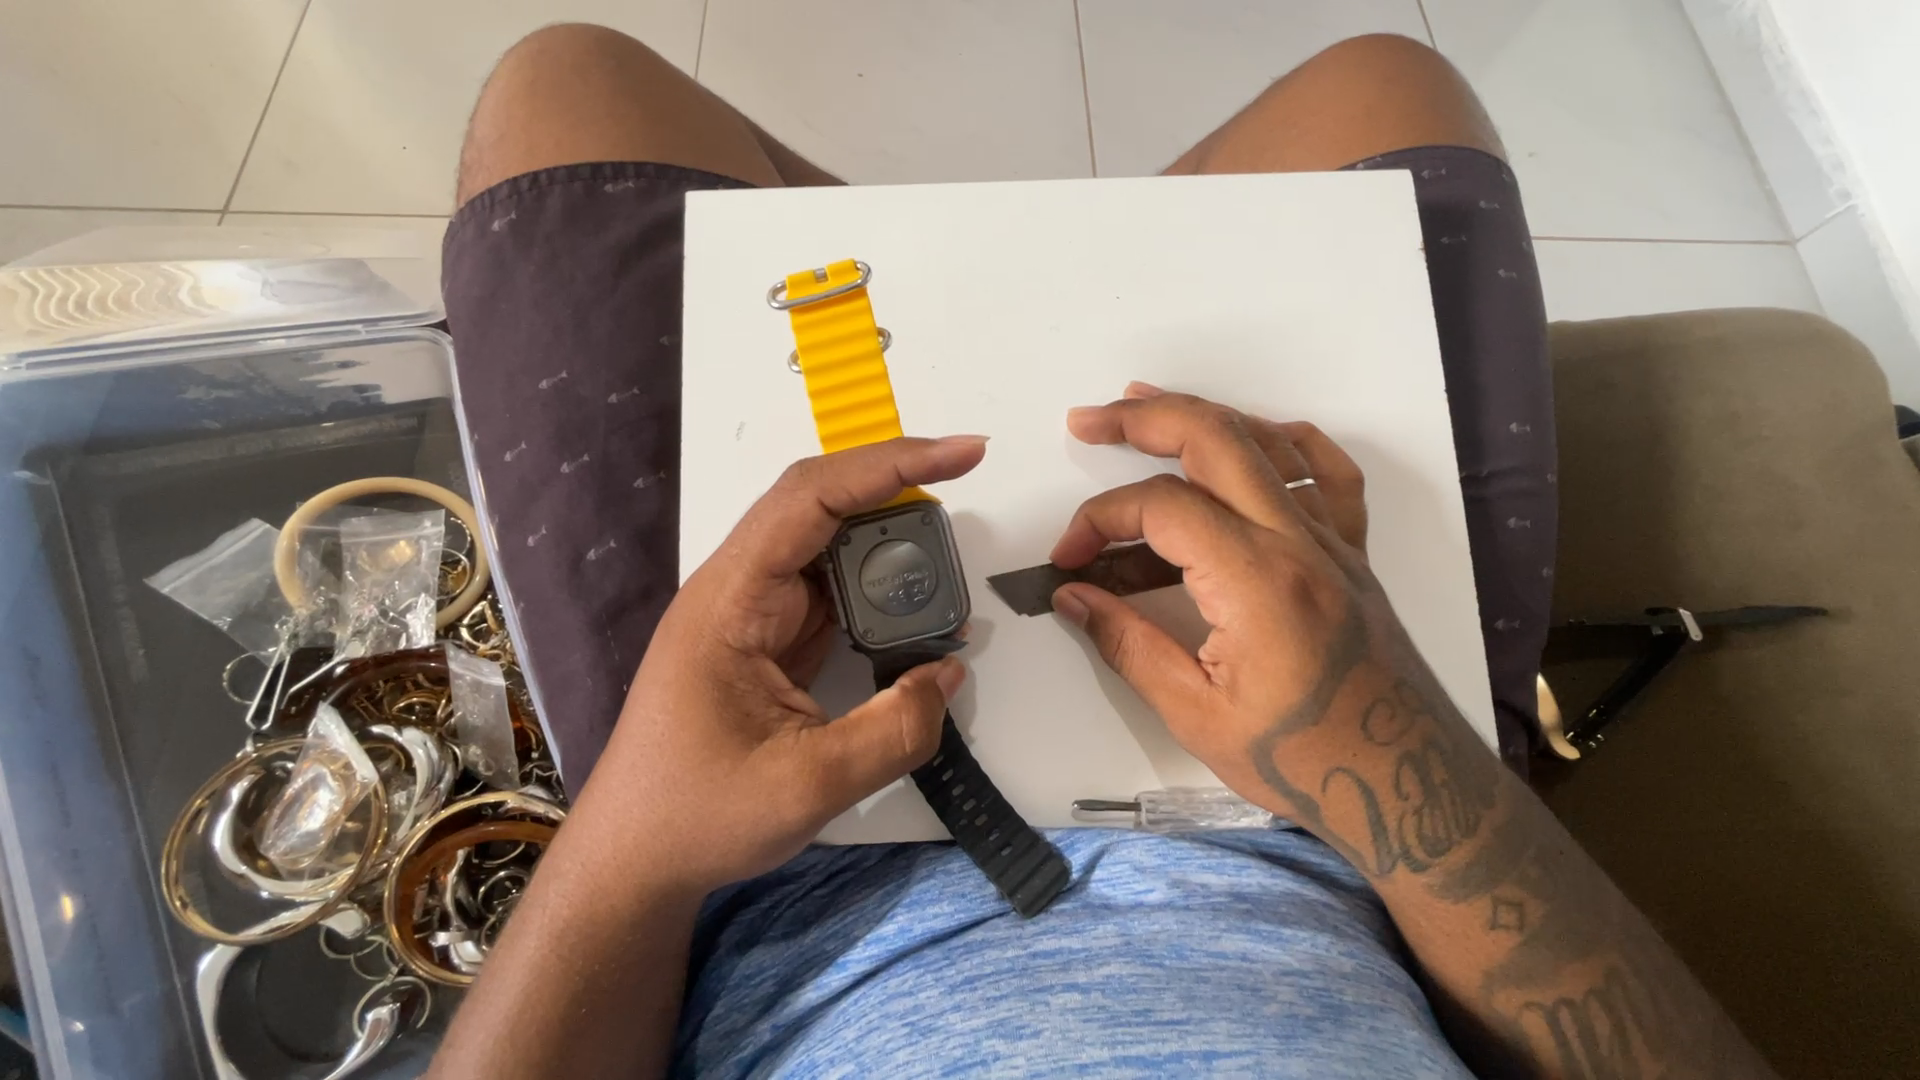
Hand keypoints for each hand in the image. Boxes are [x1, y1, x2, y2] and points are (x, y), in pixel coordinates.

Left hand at [581, 436, 983, 893]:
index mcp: (731, 601)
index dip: (890, 466)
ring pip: (830, 548)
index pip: (811, 499)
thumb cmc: (697, 818)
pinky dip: (880, 593)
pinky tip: (915, 612)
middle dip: (897, 493)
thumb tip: (949, 672)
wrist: (633, 861)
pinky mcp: (769, 642)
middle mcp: (739, 590)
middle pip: (821, 508)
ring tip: (948, 565)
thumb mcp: (808, 785)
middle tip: (966, 497)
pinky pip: (832, 595)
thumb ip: (894, 729)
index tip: (962, 455)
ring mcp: (754, 615)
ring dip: (891, 546)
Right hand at [1049, 384, 1496, 861]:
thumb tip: (1070, 594)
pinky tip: (1256, 436)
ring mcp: (1332, 540)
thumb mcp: (1195, 713)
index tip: (1067, 559)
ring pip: (1266, 443)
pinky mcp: (1351, 552)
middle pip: (1216, 440)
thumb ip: (1126, 642)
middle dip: (1142, 419)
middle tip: (1087, 420)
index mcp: (1256, 580)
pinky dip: (1287, 441)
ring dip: (1201, 415)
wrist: (1407, 786)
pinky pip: (1328, 472)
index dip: (1099, 521)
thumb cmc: (1299, 759)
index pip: (1161, 507)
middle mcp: (1298, 540)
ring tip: (1145, 403)